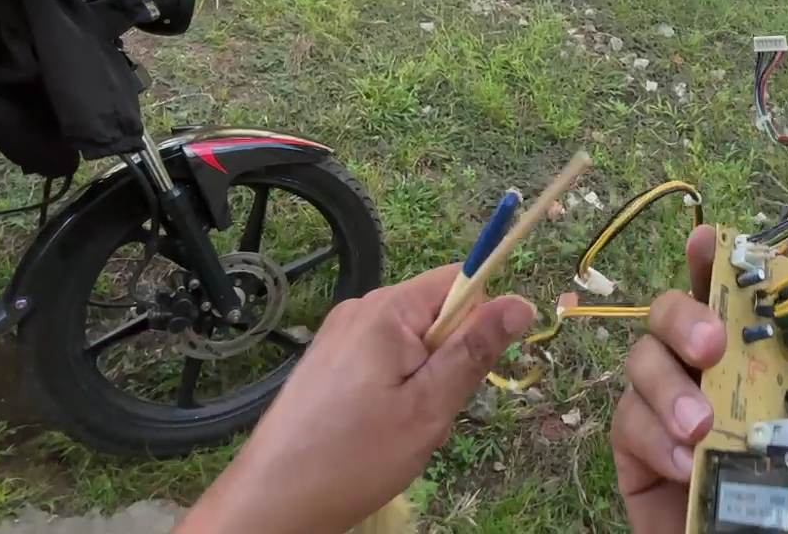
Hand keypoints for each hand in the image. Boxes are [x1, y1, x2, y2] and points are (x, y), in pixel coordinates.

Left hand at [176, 265, 536, 533]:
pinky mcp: (329, 357)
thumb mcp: (428, 408)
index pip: (460, 278)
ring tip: (403, 429)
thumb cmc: (353, 458)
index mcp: (390, 309)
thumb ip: (474, 351)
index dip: (480, 316)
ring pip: (413, 339)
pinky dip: (396, 385)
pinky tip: (378, 428)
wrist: (265, 509)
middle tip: (431, 412)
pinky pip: (384, 354)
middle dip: (449, 358)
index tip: (474, 366)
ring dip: (424, 377)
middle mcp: (364, 307)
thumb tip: (522, 302)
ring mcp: (341, 332)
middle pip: (437, 311)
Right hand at [611, 225, 724, 533]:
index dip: (708, 257)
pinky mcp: (632, 447)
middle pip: (666, 311)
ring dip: (668, 385)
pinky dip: (654, 436)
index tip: (707, 239)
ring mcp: (658, 401)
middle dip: (683, 316)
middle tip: (711, 346)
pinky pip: (627, 421)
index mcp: (739, 349)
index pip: (717, 289)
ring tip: (701, 426)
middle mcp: (692, 363)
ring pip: (640, 360)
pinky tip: (685, 463)